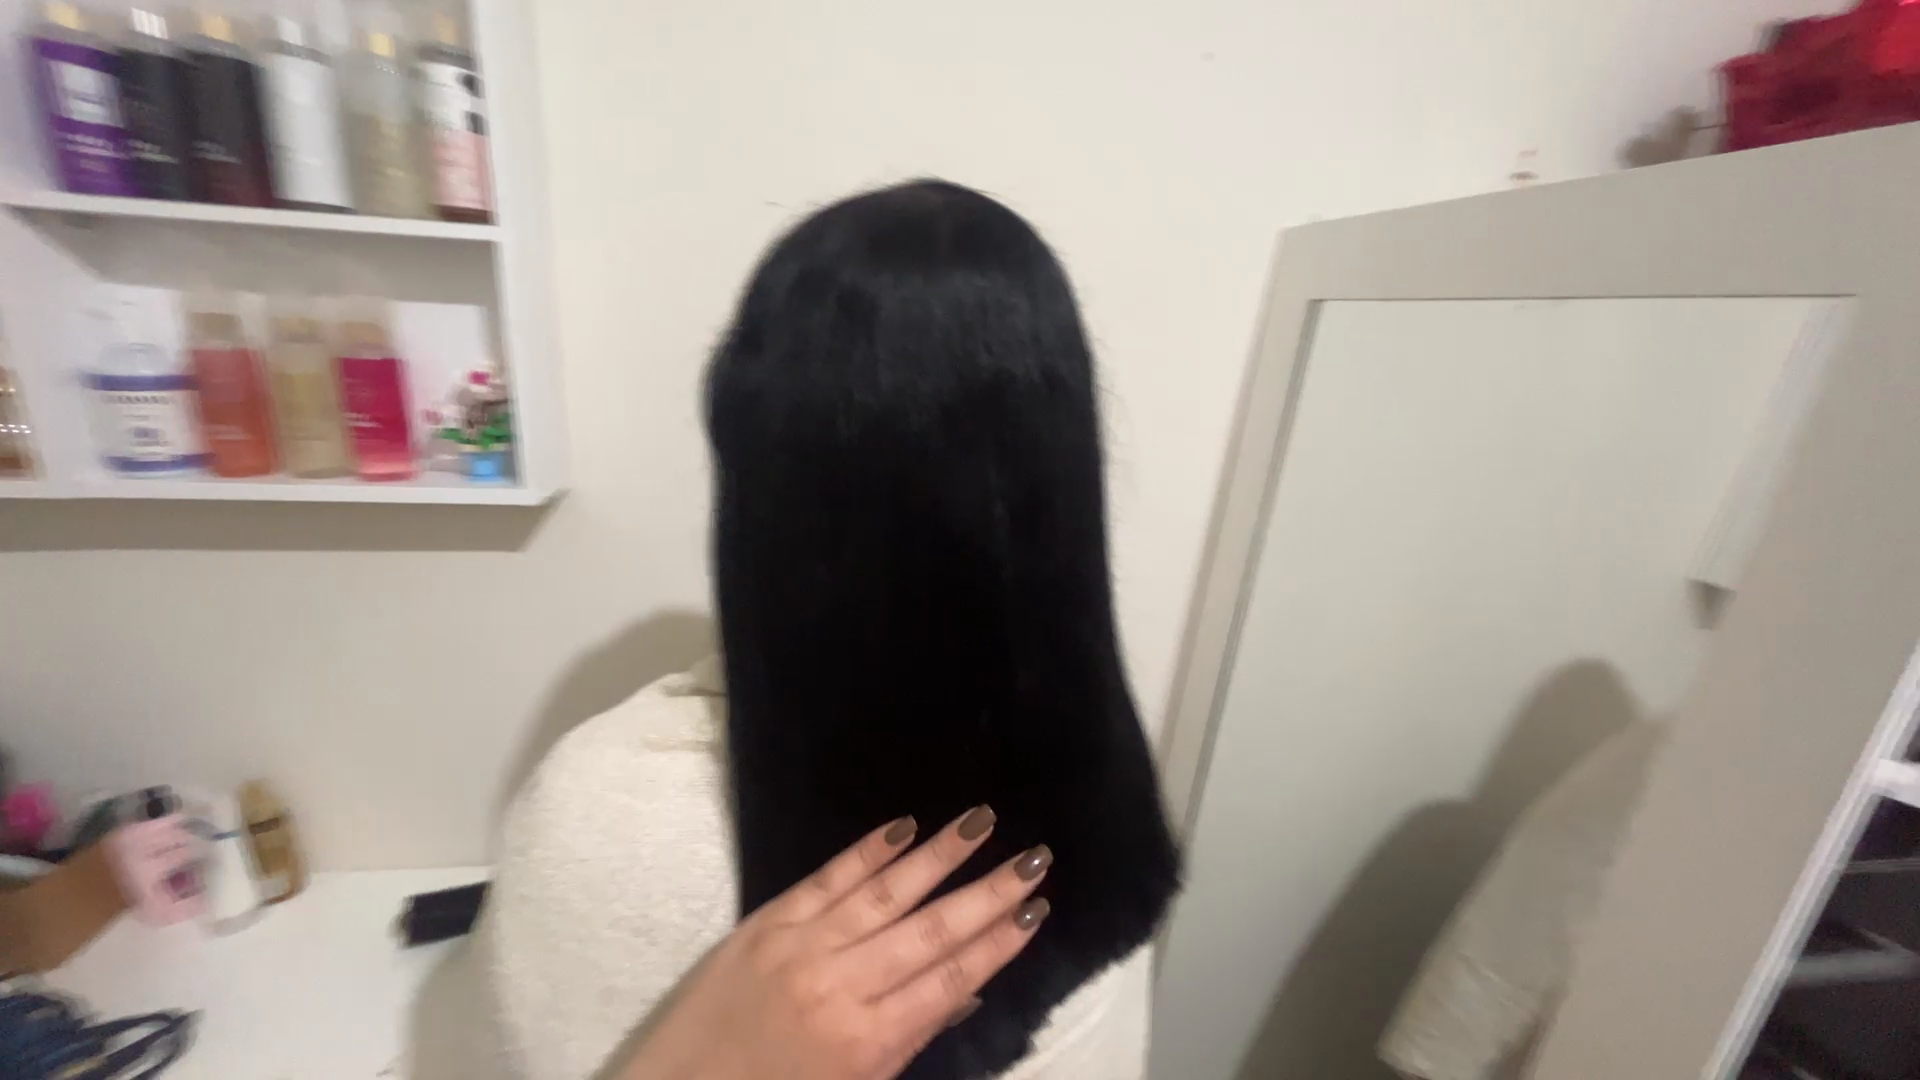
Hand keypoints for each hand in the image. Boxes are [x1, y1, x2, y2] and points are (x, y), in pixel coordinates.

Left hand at [620, 806, 1052, 1079]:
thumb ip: (911, 1039)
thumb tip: (967, 988)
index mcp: (866, 1043)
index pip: (949, 980)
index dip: (997, 943)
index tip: (1035, 909)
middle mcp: (842, 985)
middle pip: (930, 931)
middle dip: (988, 892)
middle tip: (1034, 856)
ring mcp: (804, 944)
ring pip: (886, 892)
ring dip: (938, 855)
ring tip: (981, 822)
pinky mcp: (770, 918)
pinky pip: (829, 878)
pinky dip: (869, 851)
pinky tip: (904, 826)